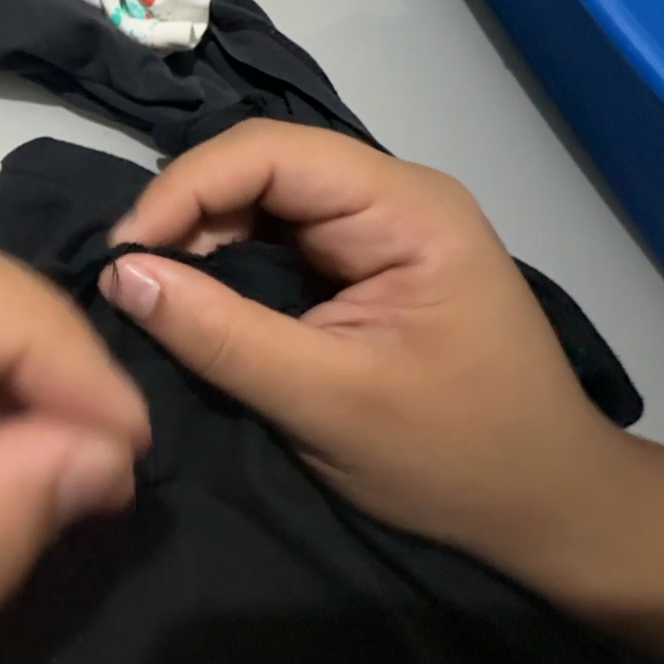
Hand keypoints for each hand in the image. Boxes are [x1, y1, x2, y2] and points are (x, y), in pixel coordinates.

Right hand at [100, 119, 629, 556]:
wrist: (543, 510)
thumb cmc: (456, 457)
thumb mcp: (326, 402)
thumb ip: (218, 334)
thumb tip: (119, 274)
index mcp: (403, 208)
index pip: (268, 153)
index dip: (184, 189)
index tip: (124, 254)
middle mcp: (382, 195)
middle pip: (252, 164)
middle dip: (182, 212)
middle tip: (130, 275)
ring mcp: (364, 222)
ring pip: (247, 195)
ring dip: (191, 236)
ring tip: (152, 288)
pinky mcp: (344, 255)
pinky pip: (257, 231)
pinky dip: (211, 257)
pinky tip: (190, 293)